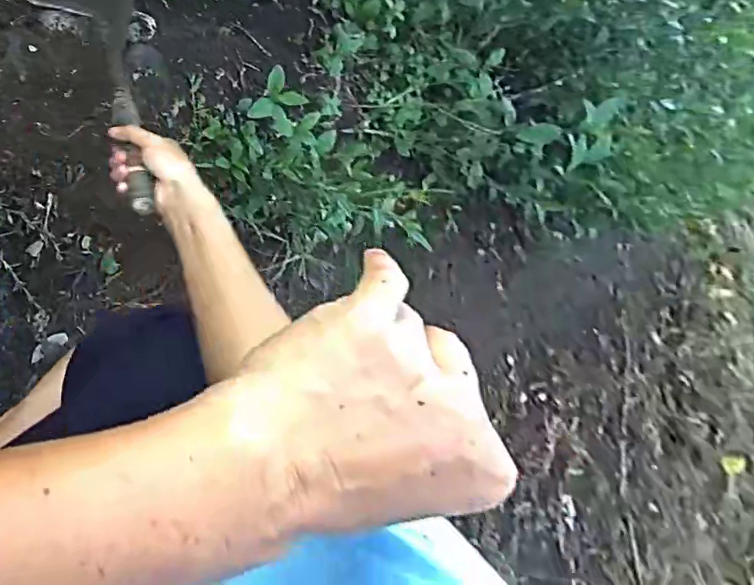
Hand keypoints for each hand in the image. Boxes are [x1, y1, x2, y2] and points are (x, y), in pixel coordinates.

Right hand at [108, 125, 213, 221]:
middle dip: (120, 158)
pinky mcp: (146, 193)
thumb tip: (112, 130)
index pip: (138, 141)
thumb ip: (131, 133)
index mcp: (160, 146)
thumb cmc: (167, 163)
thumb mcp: (150, 142)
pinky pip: (130, 187)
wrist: (177, 193)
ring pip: (129, 172)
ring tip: (121, 173)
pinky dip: (125, 186)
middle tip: (117, 160)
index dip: (125, 142)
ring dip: (121, 172)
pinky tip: (123, 186)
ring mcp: (151, 178)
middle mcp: (156, 161)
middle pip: (131, 157)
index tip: (114, 144)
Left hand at [217, 248, 515, 534]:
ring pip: (403, 321)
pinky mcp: (368, 319)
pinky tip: (373, 263)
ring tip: (332, 354)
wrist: (269, 460)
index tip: (404, 406)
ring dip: (373, 329)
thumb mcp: (403, 490)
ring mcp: (413, 356)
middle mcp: (460, 408)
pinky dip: (378, 270)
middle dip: (408, 361)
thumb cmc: (319, 484)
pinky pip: (386, 281)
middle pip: (444, 355)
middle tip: (362, 378)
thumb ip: (429, 449)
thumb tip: (418, 420)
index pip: (473, 411)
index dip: (429, 403)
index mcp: (483, 466)